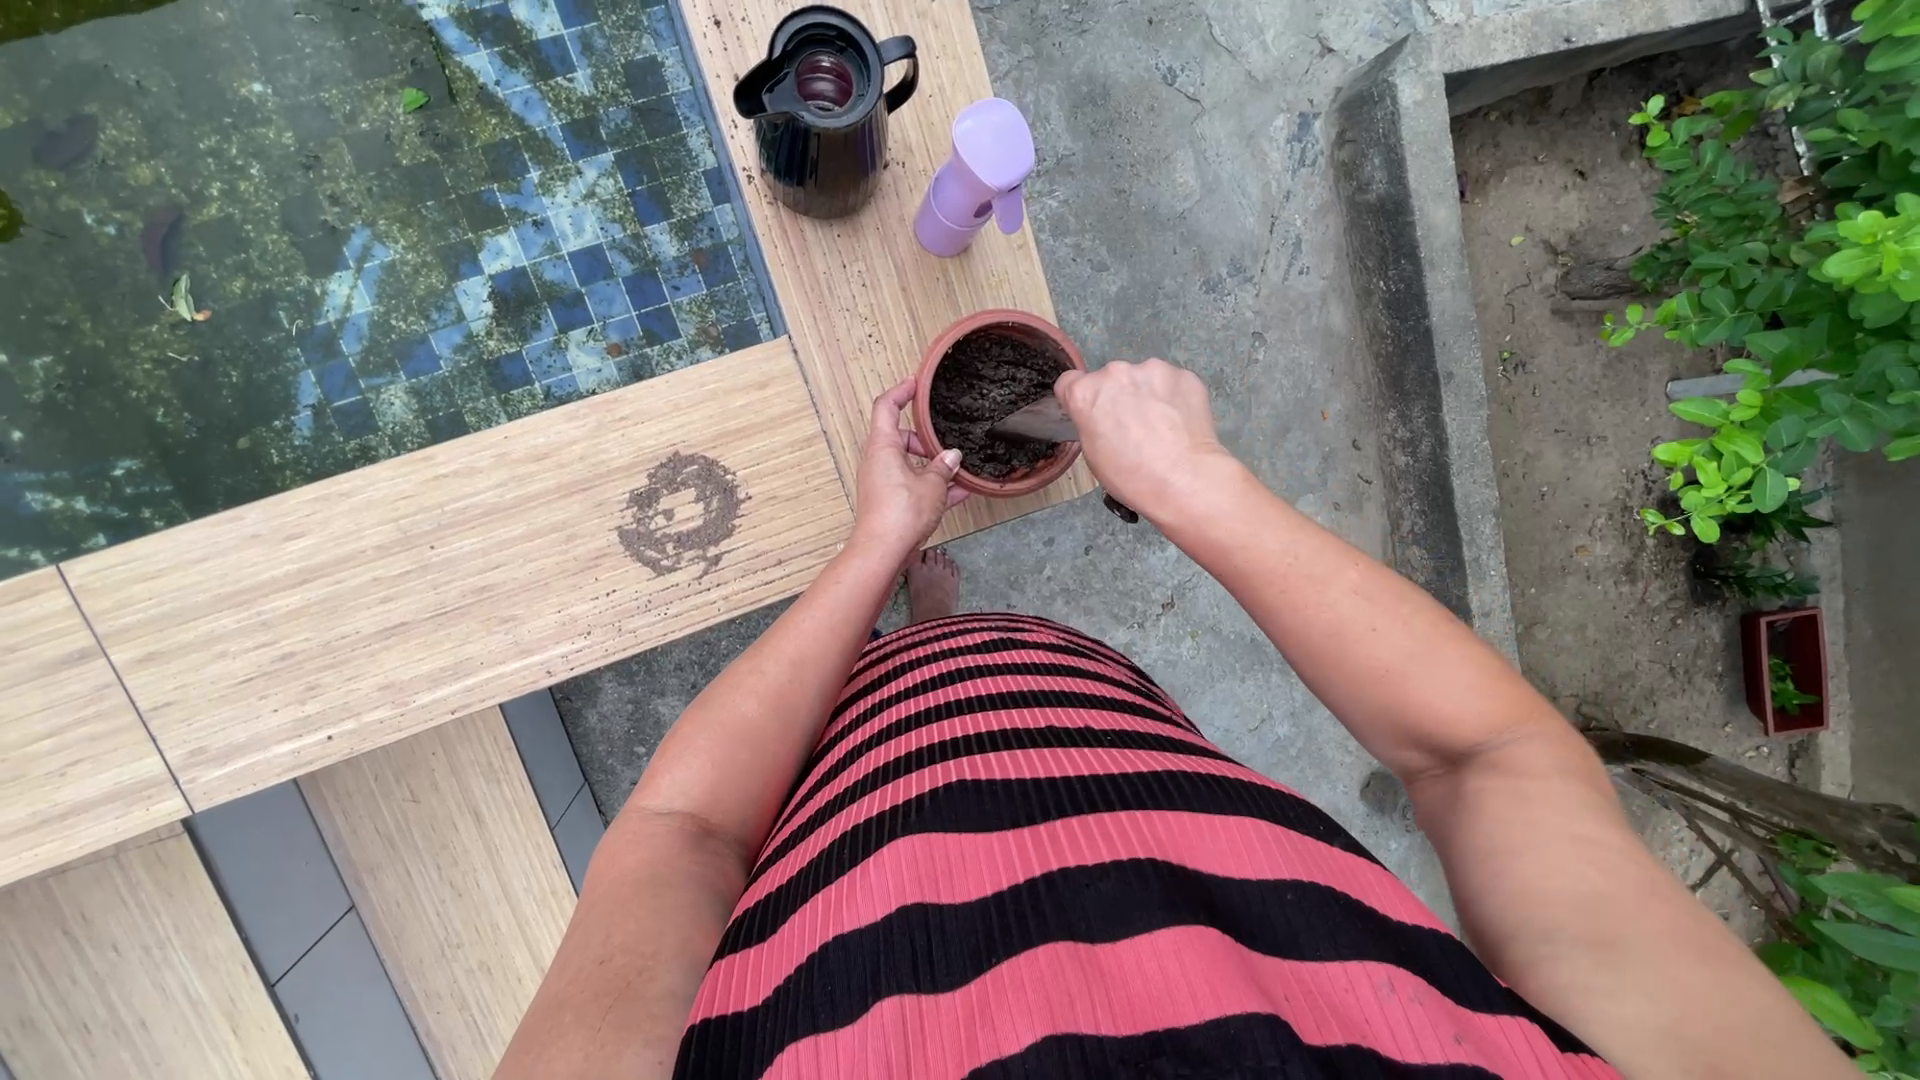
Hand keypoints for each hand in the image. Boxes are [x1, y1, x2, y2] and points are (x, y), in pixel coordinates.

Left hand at [850, 377, 968, 557]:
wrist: (883, 550)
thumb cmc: (900, 514)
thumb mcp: (932, 485)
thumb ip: (943, 467)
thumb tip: (951, 456)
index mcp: (882, 446)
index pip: (886, 407)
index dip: (900, 392)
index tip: (915, 384)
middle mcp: (878, 461)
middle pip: (900, 437)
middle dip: (925, 439)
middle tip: (945, 445)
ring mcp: (882, 482)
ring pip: (909, 464)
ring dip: (932, 466)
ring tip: (958, 472)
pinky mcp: (889, 501)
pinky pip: (913, 485)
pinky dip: (932, 487)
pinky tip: (958, 493)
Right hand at [1054, 359, 1241, 520]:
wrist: (1183, 479)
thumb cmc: (1132, 476)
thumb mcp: (1092, 454)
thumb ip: (1091, 422)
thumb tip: (1103, 416)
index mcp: (1085, 393)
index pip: (1070, 382)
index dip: (1081, 400)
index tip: (1093, 414)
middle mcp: (1115, 373)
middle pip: (1110, 379)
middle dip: (1118, 397)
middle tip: (1131, 427)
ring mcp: (1152, 369)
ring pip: (1144, 378)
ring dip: (1147, 394)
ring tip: (1160, 426)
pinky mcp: (1184, 375)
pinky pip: (1172, 383)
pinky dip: (1173, 397)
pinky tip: (1179, 422)